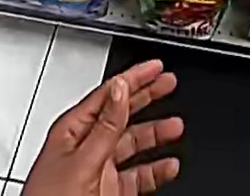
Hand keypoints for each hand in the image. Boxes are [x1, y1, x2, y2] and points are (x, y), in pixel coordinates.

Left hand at [21, 60, 183, 195]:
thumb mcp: (81, 163)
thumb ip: (104, 126)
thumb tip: (121, 87)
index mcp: (73, 132)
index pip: (108, 94)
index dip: (134, 77)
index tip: (156, 66)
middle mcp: (85, 148)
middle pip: (123, 114)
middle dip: (148, 97)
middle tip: (169, 82)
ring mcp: (96, 172)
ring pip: (132, 145)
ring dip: (155, 135)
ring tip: (176, 127)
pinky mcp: (106, 194)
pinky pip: (136, 177)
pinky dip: (154, 171)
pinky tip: (168, 166)